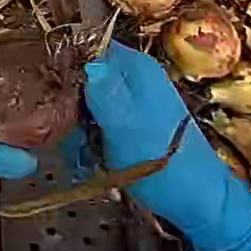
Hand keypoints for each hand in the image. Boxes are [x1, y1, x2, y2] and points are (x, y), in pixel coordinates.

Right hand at [84, 41, 250, 250]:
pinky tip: (91, 159)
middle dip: (71, 104)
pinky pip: (100, 121)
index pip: (89, 46)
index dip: (66, 65)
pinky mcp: (133, 123)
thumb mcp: (125, 123)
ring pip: (88, 101)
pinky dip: (91, 138)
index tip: (51, 91)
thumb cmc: (160, 162)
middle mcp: (135, 77)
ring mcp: (134, 100)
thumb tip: (83, 58)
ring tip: (82, 152)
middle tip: (69, 132)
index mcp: (135, 67)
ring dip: (78, 127)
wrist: (199, 203)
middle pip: (85, 76)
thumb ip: (102, 89)